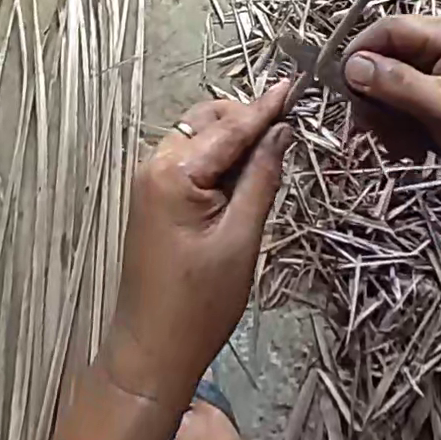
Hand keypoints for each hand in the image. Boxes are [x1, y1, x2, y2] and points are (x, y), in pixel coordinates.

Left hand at [102, 82, 293, 410]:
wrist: (151, 353)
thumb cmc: (199, 304)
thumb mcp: (242, 237)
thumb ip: (262, 176)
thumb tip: (281, 131)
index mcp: (174, 173)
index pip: (231, 127)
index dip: (265, 107)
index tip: (291, 86)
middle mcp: (154, 164)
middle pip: (209, 120)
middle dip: (246, 120)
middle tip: (284, 131)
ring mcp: (149, 178)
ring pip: (200, 134)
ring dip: (233, 137)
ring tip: (267, 156)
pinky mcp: (153, 193)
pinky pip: (191, 156)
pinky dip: (218, 156)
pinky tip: (241, 175)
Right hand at [343, 15, 440, 200]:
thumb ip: (400, 86)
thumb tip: (352, 66)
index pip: (387, 29)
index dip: (360, 55)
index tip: (345, 91)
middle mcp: (438, 48)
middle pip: (382, 59)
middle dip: (374, 98)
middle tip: (376, 133)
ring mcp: (436, 74)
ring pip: (386, 87)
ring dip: (386, 119)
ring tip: (404, 148)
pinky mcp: (434, 99)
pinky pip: (400, 106)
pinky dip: (398, 129)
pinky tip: (413, 150)